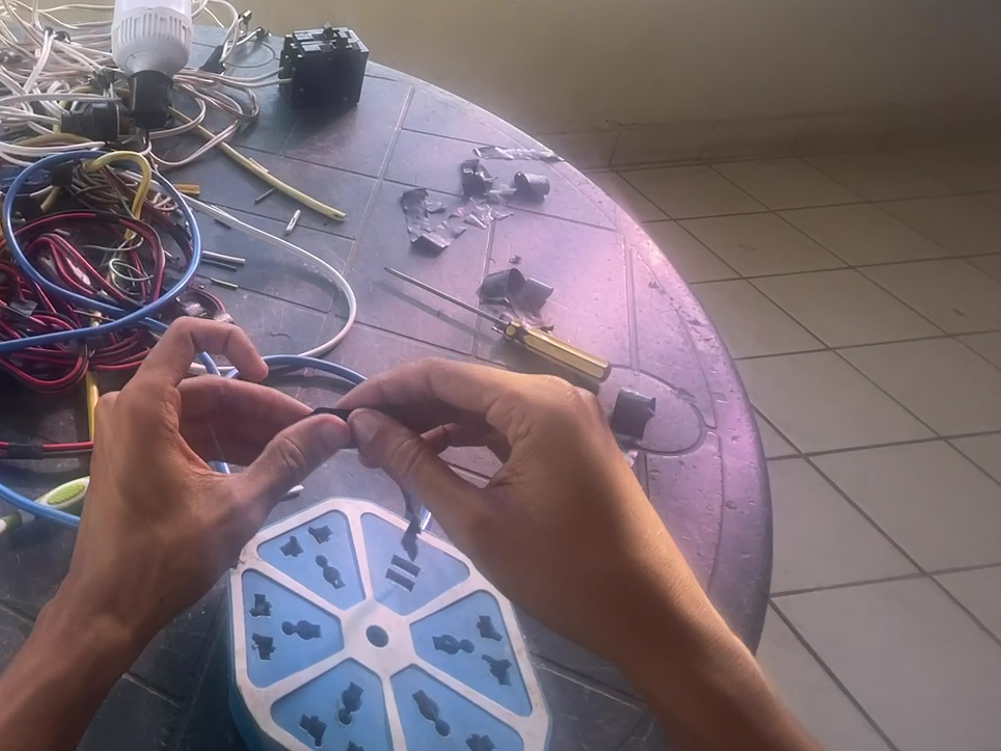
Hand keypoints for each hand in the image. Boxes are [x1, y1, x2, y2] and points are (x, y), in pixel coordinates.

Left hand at [59, 318, 350, 650]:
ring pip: (198, 415)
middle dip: (258, 410)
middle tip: (311, 436)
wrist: (108, 608)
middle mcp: (131, 405)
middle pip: (205, 387)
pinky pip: (183, 436)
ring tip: (297, 458)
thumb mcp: (237, 505)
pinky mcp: (134, 455)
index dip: (234, 342)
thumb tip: (336, 427)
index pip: (188, 335)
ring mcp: (129, 431)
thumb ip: (287, 460)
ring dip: (244, 432)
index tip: (270, 377)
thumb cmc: (165, 555)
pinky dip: (220, 448)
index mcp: (146, 402)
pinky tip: (263, 470)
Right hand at [339, 359, 815, 750]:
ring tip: (383, 454)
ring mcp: (565, 415)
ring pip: (476, 405)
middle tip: (357, 442)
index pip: (436, 375)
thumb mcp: (474, 520)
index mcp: (534, 404)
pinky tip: (429, 458)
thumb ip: (412, 462)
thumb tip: (362, 424)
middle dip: (403, 410)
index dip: (382, 391)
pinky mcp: (569, 439)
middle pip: (456, 386)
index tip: (341, 414)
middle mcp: (551, 394)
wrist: (659, 626)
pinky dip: (461, 438)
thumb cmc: (565, 575)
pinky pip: (500, 424)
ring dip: (428, 424)